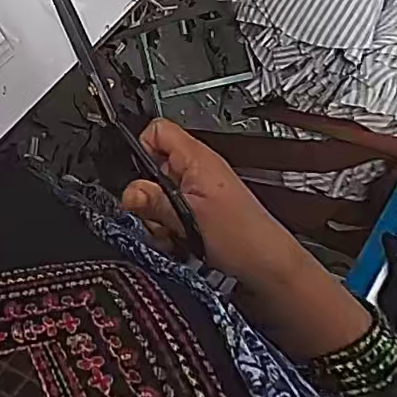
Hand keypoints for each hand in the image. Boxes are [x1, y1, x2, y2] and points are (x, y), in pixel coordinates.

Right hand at [121, 118, 306, 287]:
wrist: (267, 264)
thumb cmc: (242, 237)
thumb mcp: (188, 218)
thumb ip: (154, 201)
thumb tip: (128, 192)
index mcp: (196, 157)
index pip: (155, 131)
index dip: (141, 150)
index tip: (141, 181)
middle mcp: (197, 168)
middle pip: (151, 167)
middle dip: (148, 195)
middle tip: (161, 215)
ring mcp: (198, 189)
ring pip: (158, 194)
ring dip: (158, 216)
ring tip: (175, 231)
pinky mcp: (199, 209)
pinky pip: (169, 211)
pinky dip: (168, 227)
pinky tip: (180, 239)